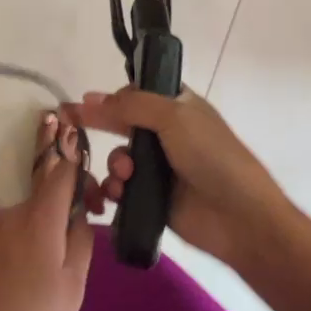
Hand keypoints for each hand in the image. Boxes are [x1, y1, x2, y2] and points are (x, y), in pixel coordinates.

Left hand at [0, 113, 96, 310]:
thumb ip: (80, 241)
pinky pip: (2, 241)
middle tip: (81, 232)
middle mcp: (9, 216)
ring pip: (22, 224)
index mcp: (39, 219)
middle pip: (43, 200)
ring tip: (46, 276)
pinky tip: (19, 284)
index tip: (68, 120)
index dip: (67, 146)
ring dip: (38, 235)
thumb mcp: (72, 286)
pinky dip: (16, 251)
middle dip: (62, 209)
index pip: (59, 170)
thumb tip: (81, 215)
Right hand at [74, 87, 287, 266]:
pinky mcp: (152, 198)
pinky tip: (118, 193)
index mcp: (177, 107)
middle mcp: (166, 133)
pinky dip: (115, 188)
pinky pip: (122, 187)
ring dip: (115, 162)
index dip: (111, 97)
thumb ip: (130, 105)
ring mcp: (159, 167)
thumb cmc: (211, 156)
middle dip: (100, 124)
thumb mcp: (173, 117)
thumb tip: (89, 98)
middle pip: (123, 123)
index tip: (83, 102)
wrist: (238, 217)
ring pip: (119, 156)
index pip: (136, 93)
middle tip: (71, 124)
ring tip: (125, 172)